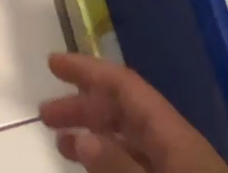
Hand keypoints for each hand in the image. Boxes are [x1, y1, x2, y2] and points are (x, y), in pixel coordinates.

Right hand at [38, 53, 227, 172]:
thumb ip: (117, 167)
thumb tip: (77, 135)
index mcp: (175, 136)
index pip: (126, 87)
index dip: (88, 70)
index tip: (53, 65)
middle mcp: (178, 146)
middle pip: (125, 110)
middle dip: (84, 106)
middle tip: (45, 116)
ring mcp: (182, 169)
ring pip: (131, 139)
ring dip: (95, 135)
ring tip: (61, 145)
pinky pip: (140, 165)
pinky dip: (113, 162)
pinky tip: (95, 171)